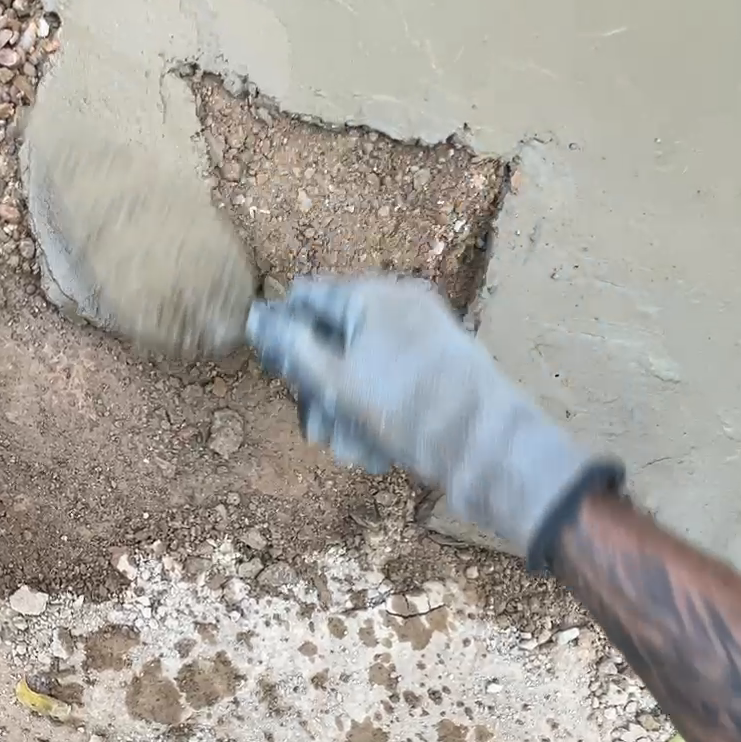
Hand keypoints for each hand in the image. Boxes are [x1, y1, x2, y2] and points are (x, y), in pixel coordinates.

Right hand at [246, 274, 619, 566]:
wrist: (483, 445)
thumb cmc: (403, 407)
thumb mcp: (334, 380)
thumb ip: (292, 346)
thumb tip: (257, 318)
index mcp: (372, 295)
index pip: (307, 297)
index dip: (283, 332)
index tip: (276, 370)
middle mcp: (398, 303)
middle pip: (332, 336)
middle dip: (318, 386)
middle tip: (316, 429)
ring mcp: (420, 331)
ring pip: (358, 364)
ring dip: (344, 408)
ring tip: (349, 446)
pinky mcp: (436, 360)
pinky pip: (387, 376)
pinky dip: (373, 409)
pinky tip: (374, 446)